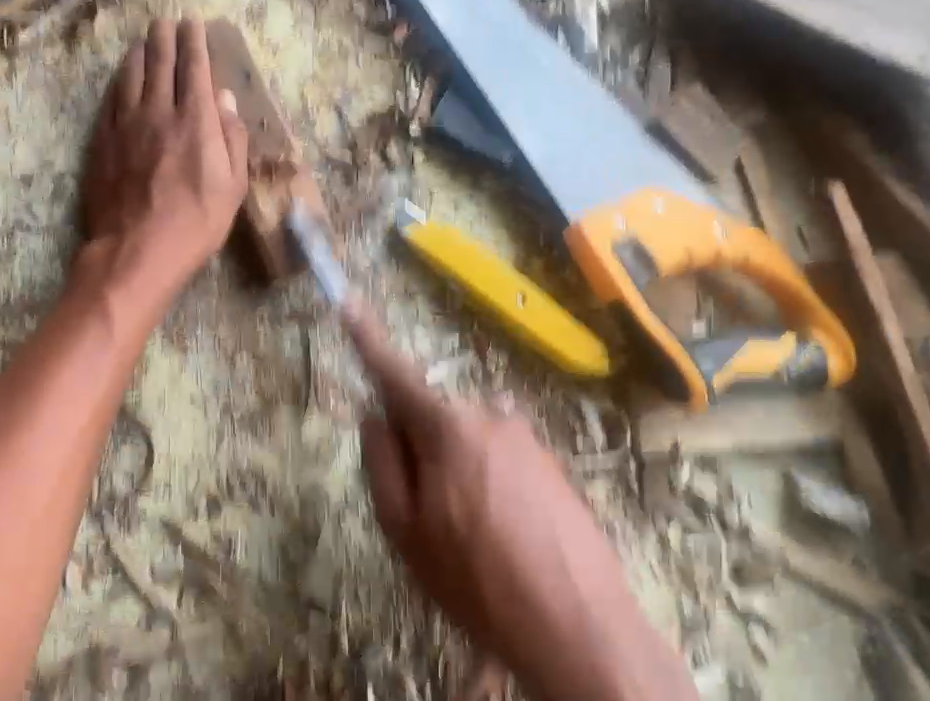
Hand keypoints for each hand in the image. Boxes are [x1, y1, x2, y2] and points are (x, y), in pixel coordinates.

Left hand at [82, 19, 249, 287]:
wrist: (135, 251)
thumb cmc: (195, 224)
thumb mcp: (232, 187)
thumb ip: (232, 138)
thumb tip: (224, 99)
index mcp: (195, 121)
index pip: (195, 68)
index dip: (195, 42)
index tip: (193, 23)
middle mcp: (158, 112)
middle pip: (160, 63)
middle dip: (164, 38)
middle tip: (165, 21)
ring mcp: (125, 126)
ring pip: (130, 76)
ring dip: (138, 54)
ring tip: (142, 42)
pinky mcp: (102, 142)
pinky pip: (110, 100)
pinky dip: (118, 81)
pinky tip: (121, 78)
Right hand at [344, 299, 695, 700]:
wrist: (583, 631)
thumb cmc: (478, 582)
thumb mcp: (405, 530)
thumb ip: (382, 462)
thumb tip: (376, 415)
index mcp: (447, 427)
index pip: (393, 373)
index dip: (365, 337)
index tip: (346, 299)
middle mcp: (490, 415)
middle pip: (432, 416)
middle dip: (419, 449)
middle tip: (427, 517)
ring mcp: (528, 438)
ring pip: (467, 441)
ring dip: (457, 472)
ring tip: (474, 540)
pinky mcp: (555, 464)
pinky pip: (501, 460)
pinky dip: (490, 487)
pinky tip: (506, 541)